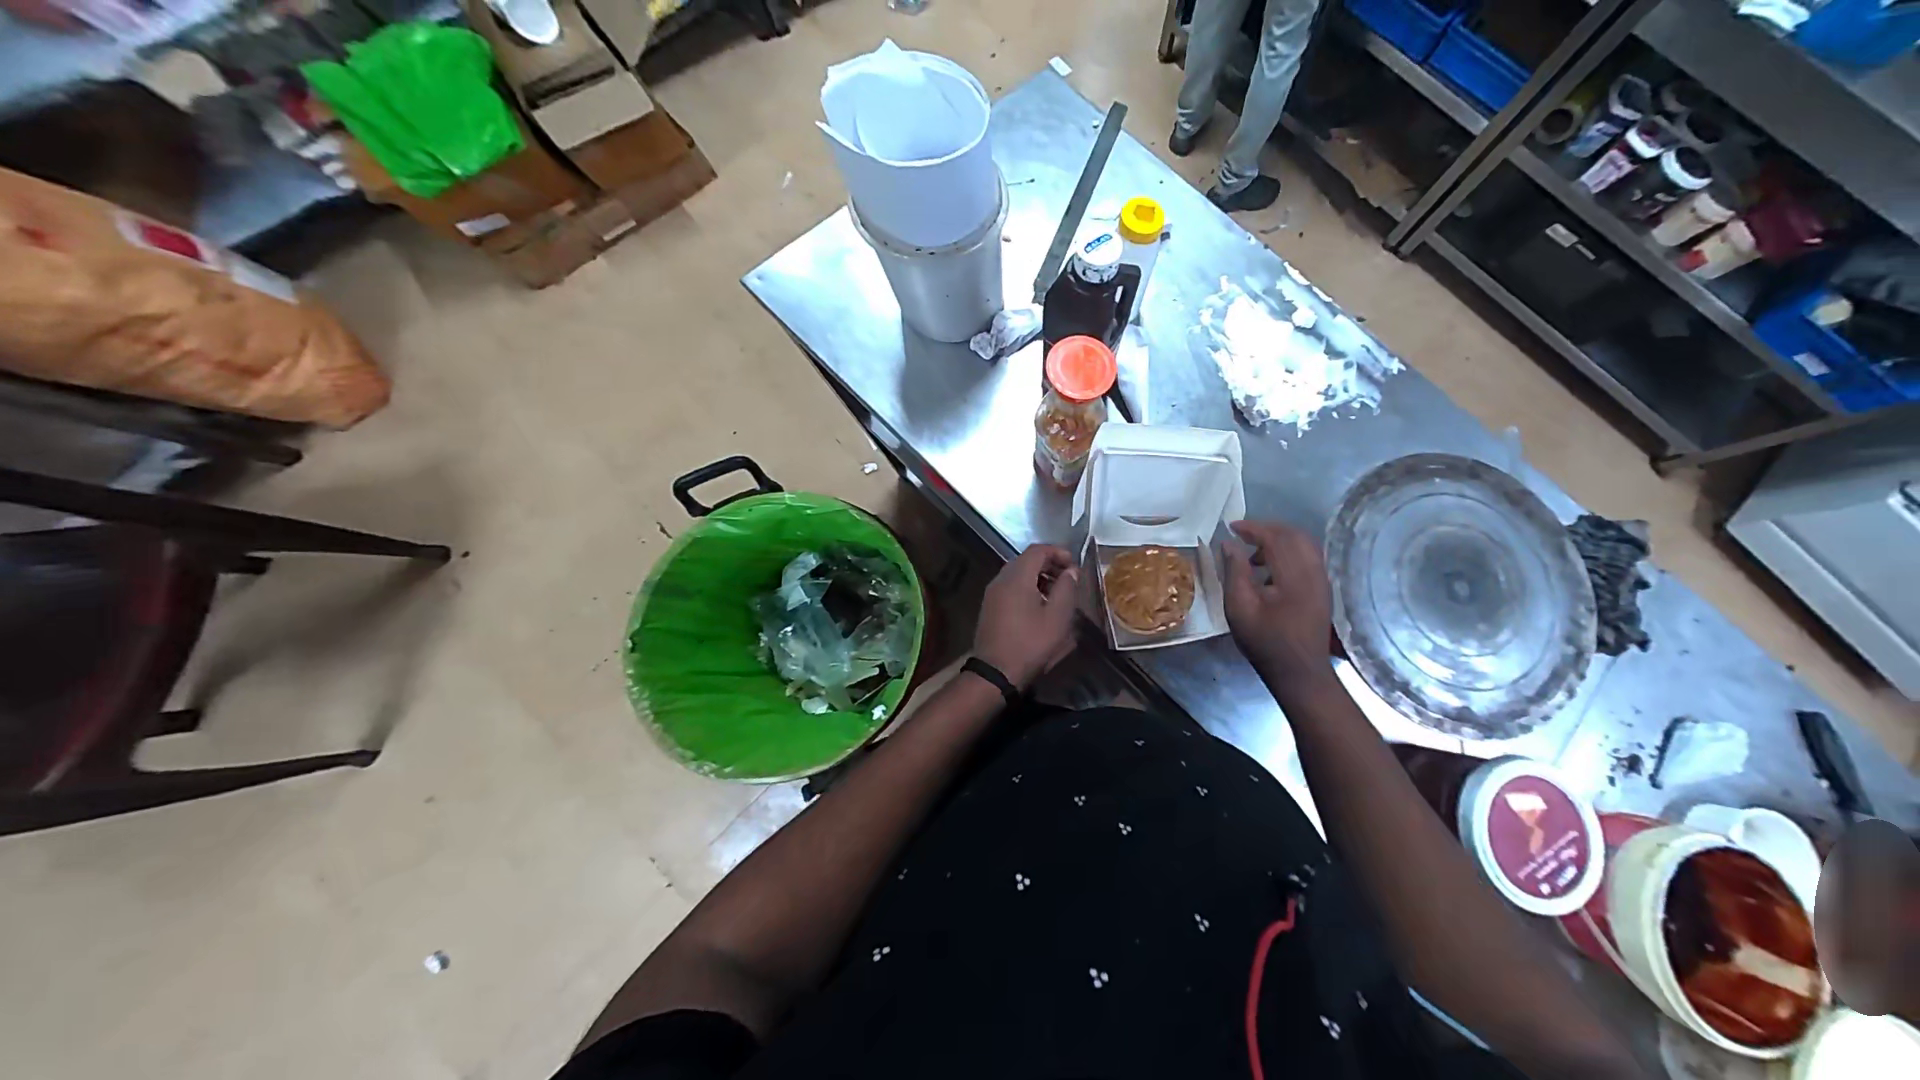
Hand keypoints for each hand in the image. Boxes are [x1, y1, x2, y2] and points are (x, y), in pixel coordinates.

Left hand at [973, 544, 1080, 690]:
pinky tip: (1040, 607)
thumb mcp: (1058, 617)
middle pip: (1026, 560)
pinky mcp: (989, 608)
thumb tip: (1071, 570)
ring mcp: (992, 594)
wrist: (995, 673)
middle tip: (1068, 579)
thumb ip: (1067, 588)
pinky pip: (1010, 588)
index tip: (1074, 566)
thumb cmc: (1031, 644)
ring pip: (1017, 575)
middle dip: (1049, 565)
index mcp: (1017, 577)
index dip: (1058, 552)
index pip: (1037, 550)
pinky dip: (1027, 589)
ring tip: (1057, 595)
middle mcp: (1000, 579)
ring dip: (1039, 578)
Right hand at [1222, 520, 1334, 683]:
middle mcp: (1314, 573)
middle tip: (1242, 534)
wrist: (1299, 672)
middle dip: (1268, 529)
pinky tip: (1269, 569)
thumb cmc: (1265, 642)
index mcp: (1295, 576)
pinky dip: (1288, 552)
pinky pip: (1308, 557)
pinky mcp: (1323, 589)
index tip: (1231, 528)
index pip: (1276, 537)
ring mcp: (1322, 581)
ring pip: (1304, 545)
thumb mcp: (1239, 608)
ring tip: (1253, 554)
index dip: (1253, 528)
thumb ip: (1234, 572)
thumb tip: (1229, 544)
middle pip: (1295, 535)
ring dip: (1279, 540)